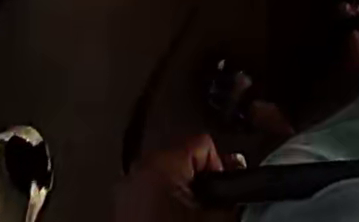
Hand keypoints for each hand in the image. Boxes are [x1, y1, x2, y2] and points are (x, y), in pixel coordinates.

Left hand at [115, 135, 242, 221]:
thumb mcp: (214, 218)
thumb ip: (231, 191)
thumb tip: (237, 170)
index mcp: (160, 164)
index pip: (203, 144)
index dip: (219, 167)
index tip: (221, 191)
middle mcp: (138, 172)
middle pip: (184, 160)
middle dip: (199, 183)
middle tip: (206, 210)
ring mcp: (125, 194)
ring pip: (168, 180)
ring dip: (183, 197)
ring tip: (190, 219)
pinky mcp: (120, 214)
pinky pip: (151, 196)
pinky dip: (164, 207)